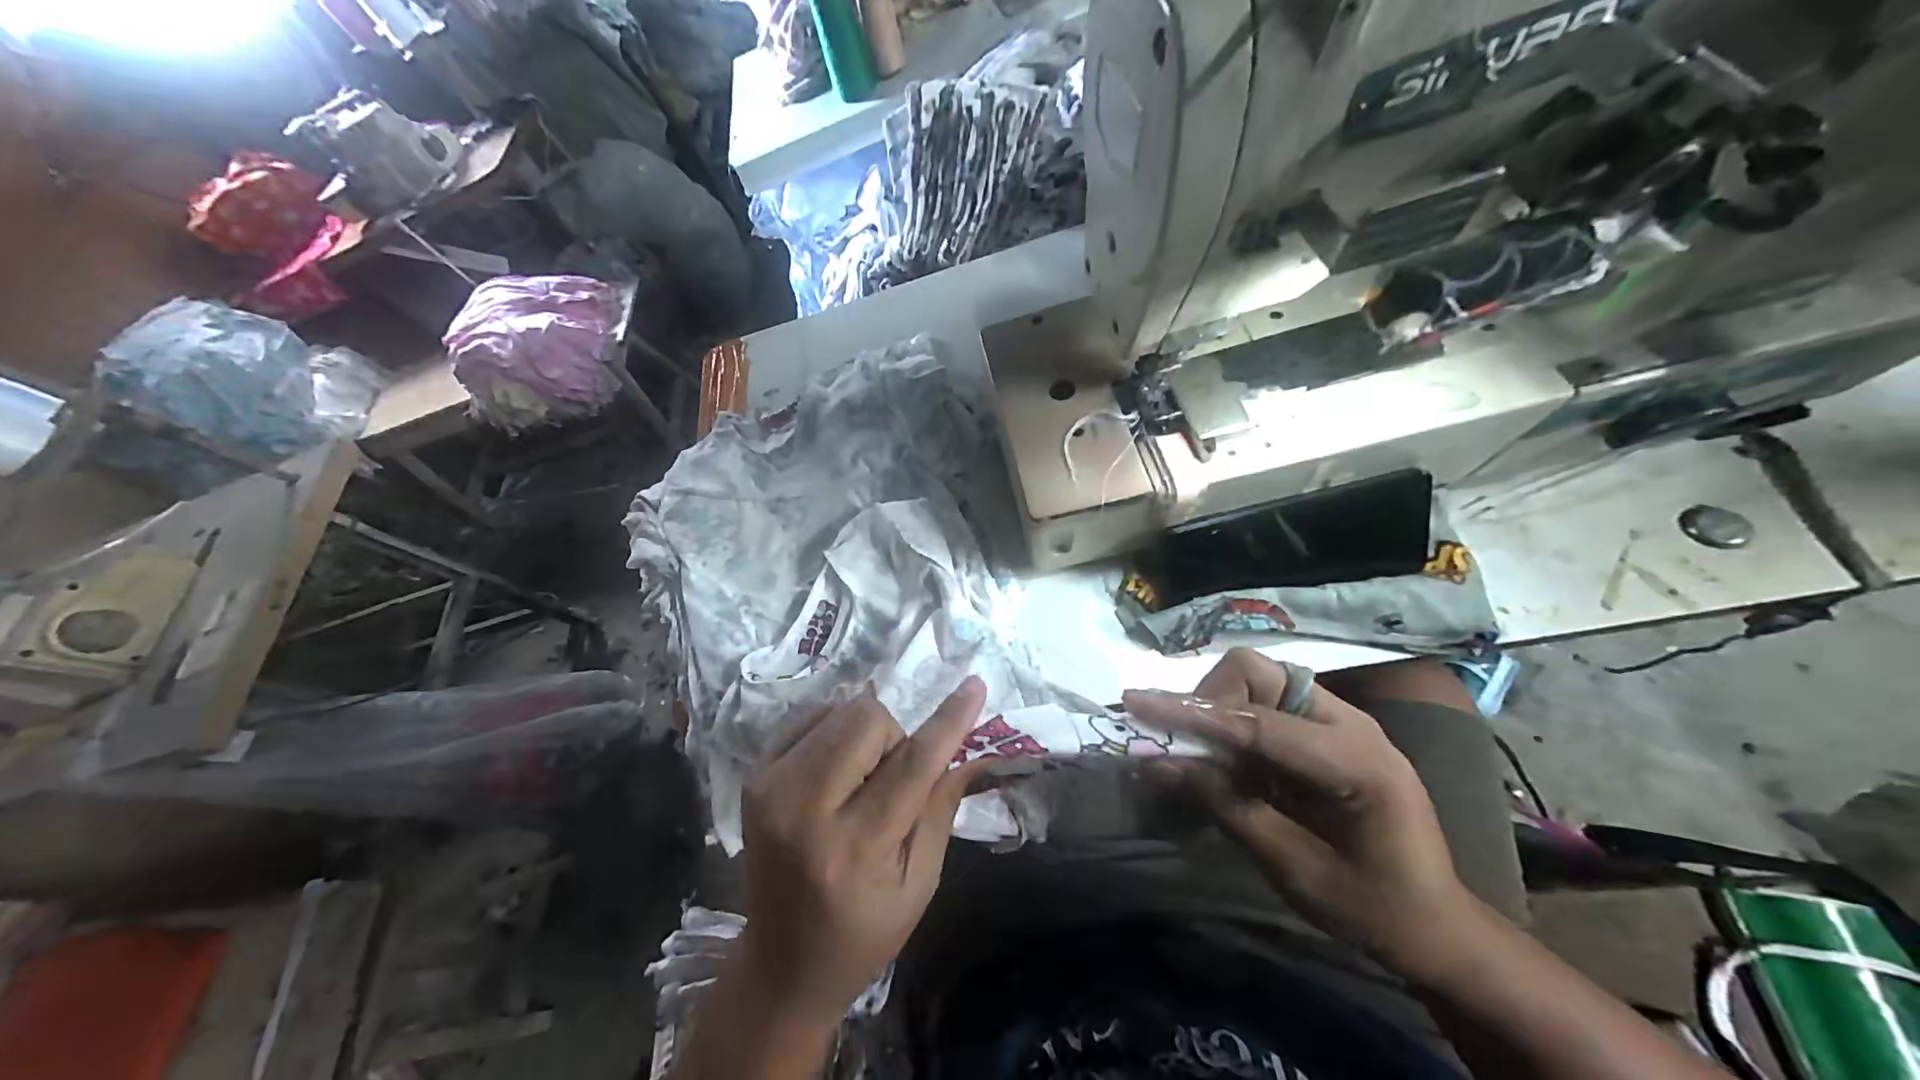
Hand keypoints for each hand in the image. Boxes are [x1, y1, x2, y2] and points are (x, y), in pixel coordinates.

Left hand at [735, 677, 989, 1026]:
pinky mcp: (753, 776)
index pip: (912, 764)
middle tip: (891, 781)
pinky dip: (834, 732)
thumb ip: (940, 808)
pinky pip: (809, 716)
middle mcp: (804, 809)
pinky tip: (835, 773)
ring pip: (839, 710)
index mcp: (854, 848)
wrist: (780, 963)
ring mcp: (769, 788)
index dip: (948, 721)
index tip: (974, 685)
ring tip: (860, 781)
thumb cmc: (863, 932)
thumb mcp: (919, 883)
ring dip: (865, 735)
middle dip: (894, 738)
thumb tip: (967, 747)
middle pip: (867, 719)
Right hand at [1123, 649, 1475, 976]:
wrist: (1437, 922)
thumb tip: (1161, 763)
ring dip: (1219, 709)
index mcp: (1357, 762)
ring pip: (1258, 678)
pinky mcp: (1327, 726)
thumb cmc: (1373, 907)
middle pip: (1257, 673)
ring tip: (1209, 761)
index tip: (1135, 703)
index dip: (1191, 713)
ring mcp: (1341, 719)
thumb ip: (1229, 809)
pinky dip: (1234, 722)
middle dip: (1209, 701)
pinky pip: (1267, 701)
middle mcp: (1350, 723)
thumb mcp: (1297, 871)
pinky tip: (1233, 764)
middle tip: (1187, 752)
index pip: (1256, 722)